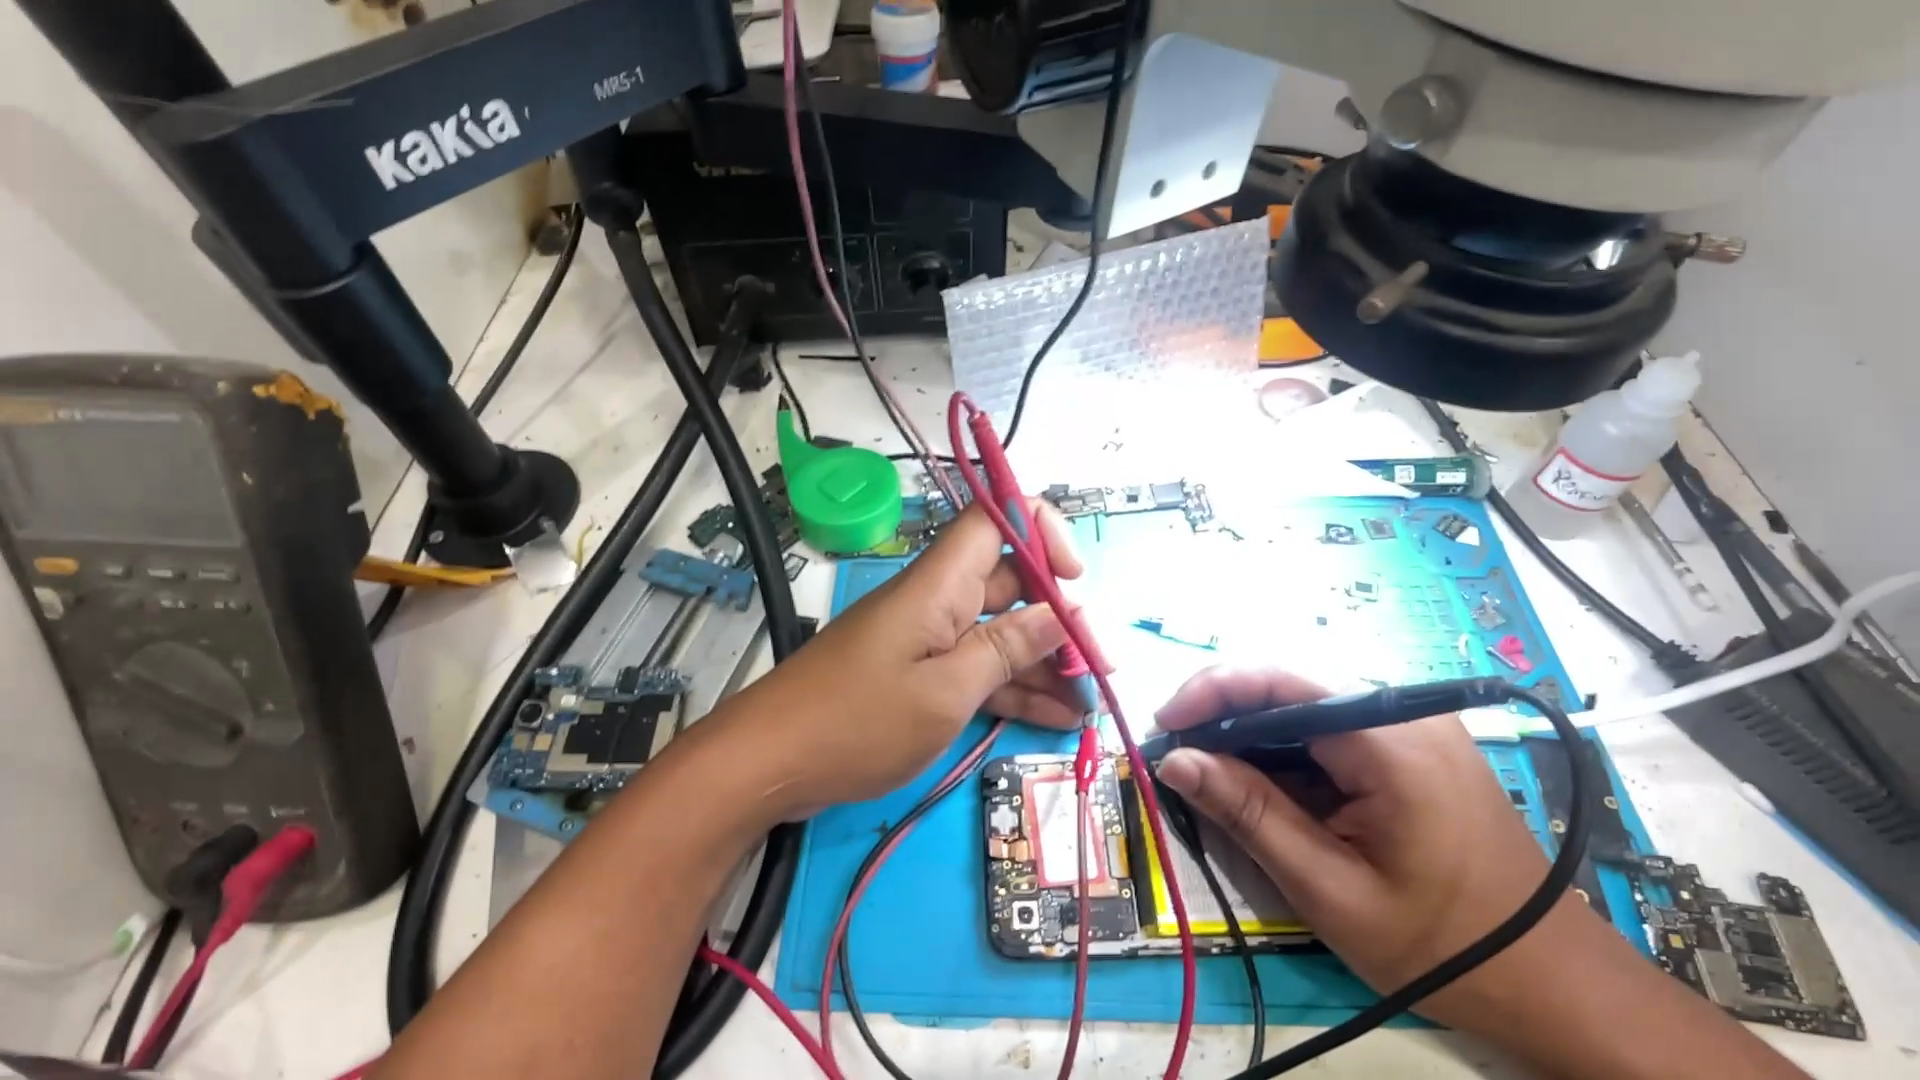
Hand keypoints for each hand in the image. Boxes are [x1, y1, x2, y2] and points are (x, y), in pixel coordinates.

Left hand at [709, 500, 1089, 817]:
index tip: (1076, 578)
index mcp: (938, 584)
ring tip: (1088, 705)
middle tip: (1097, 668)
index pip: (994, 520)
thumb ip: (1005, 650)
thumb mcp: (944, 692)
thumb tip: (1059, 615)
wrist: (770, 763)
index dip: (1041, 532)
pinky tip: (1055, 718)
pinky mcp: (918, 678)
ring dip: (1042, 665)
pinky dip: (1012, 691)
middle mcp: (936, 601)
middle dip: (1059, 620)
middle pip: (1010, 585)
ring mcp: (927, 641)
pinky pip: (976, 671)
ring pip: (998, 635)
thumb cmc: (858, 721)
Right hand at [1151, 666, 1604, 1029]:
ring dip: (1253, 735)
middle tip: (1178, 756)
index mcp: (1389, 742)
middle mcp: (1405, 715)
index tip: (1162, 728)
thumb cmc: (1439, 943)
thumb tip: (1175, 760)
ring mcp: (1416, 730)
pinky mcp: (1416, 750)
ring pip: (1309, 708)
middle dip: (1225, 714)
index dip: (1211, 694)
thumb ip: (1249, 814)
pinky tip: (1263, 785)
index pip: (1280, 682)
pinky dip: (1288, 752)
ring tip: (1209, 773)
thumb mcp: (1329, 888)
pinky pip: (1335, 732)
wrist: (1550, 980)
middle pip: (1292, 687)